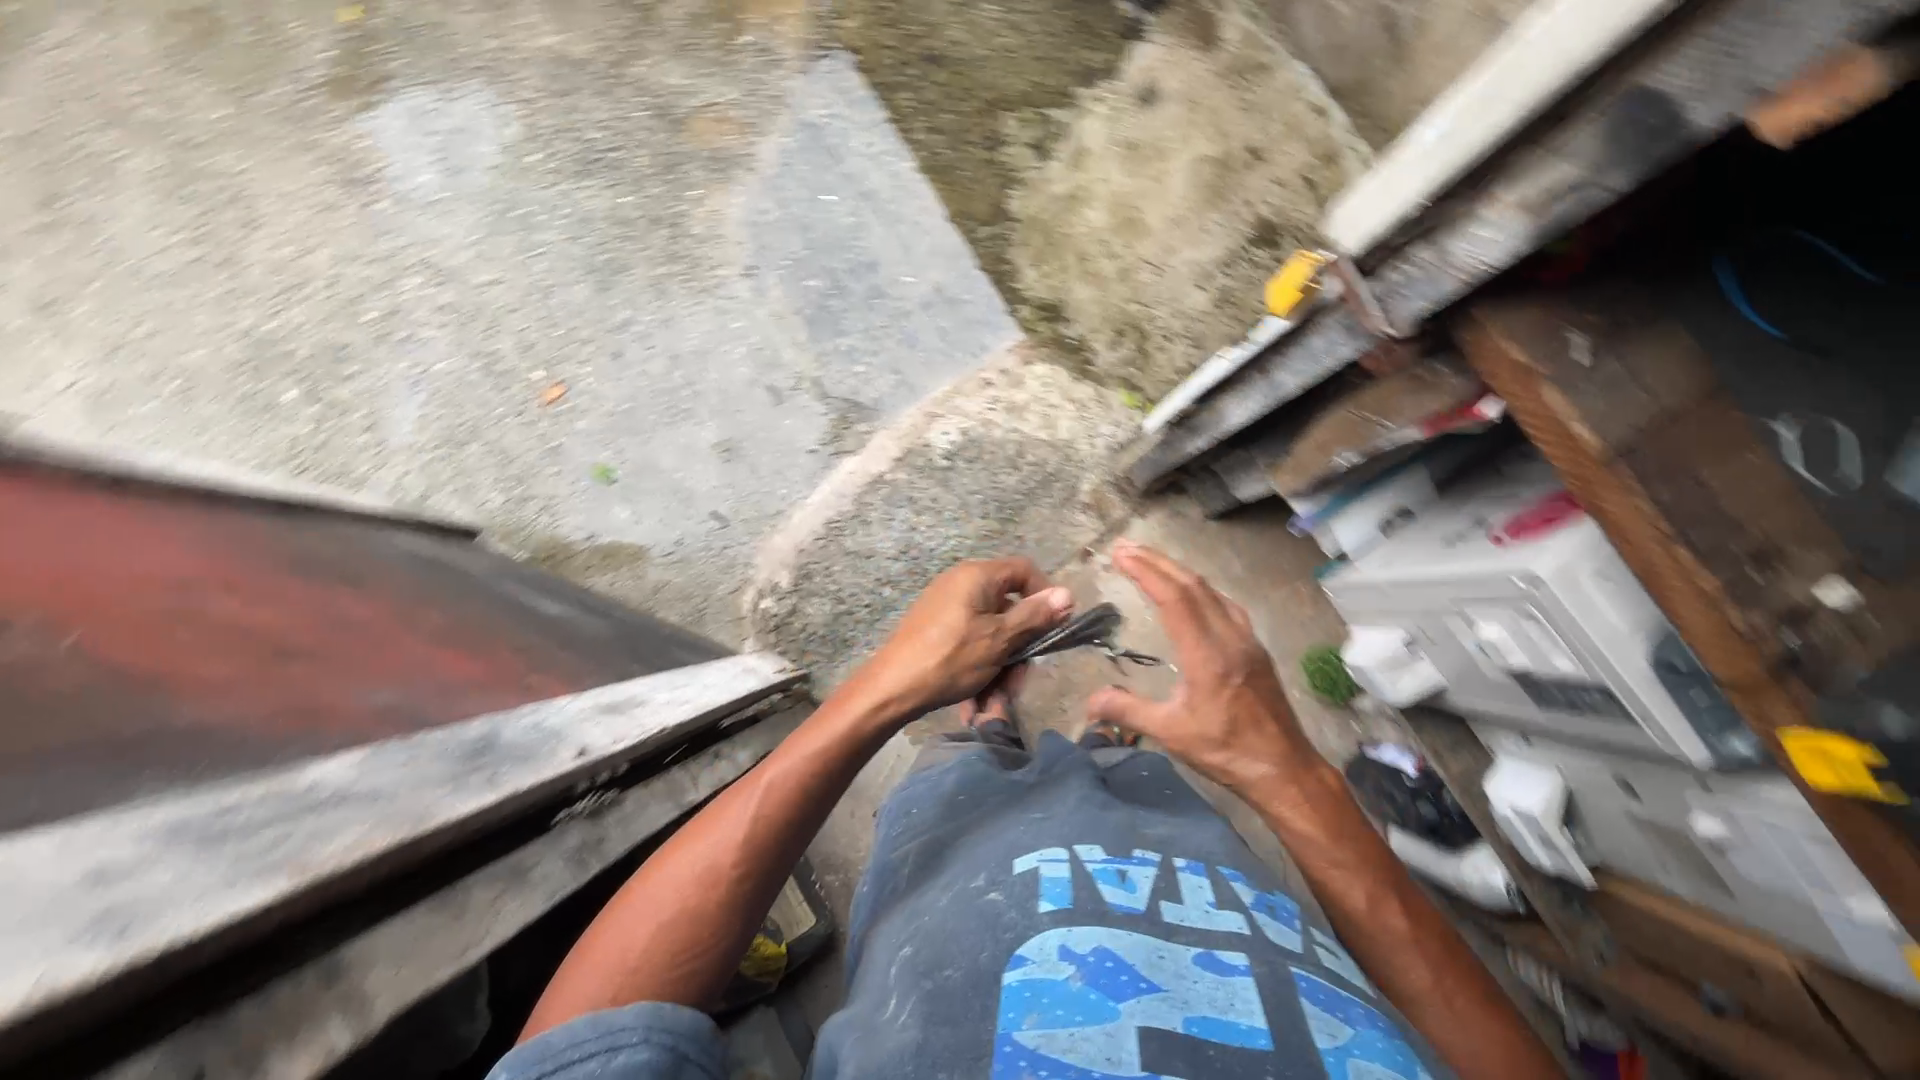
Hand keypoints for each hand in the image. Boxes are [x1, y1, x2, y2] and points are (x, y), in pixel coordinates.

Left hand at [857, 556, 1073, 716]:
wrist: (892, 688)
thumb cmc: (950, 659)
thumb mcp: (999, 639)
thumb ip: (1034, 616)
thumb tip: (1067, 594)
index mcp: (977, 575)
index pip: (1025, 570)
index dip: (1045, 596)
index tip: (1054, 629)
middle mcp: (961, 583)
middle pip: (1009, 607)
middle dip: (1020, 646)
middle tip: (1019, 681)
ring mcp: (947, 606)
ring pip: (992, 631)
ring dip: (1000, 665)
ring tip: (994, 700)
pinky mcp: (937, 628)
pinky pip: (971, 641)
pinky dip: (980, 666)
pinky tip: (976, 700)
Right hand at [1086, 540, 1316, 791]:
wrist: (1284, 768)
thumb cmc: (1226, 751)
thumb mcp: (1171, 734)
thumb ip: (1127, 711)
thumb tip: (1088, 701)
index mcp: (1207, 656)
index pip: (1174, 599)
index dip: (1146, 572)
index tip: (1121, 555)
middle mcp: (1230, 639)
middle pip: (1193, 586)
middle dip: (1158, 562)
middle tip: (1126, 548)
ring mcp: (1247, 641)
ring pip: (1212, 592)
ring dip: (1179, 572)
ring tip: (1152, 562)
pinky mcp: (1255, 649)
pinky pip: (1226, 604)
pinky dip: (1200, 589)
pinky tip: (1191, 594)